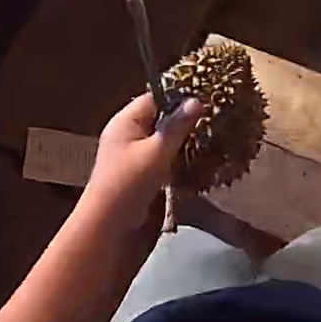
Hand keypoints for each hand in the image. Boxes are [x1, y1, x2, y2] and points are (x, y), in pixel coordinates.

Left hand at [81, 93, 202, 224]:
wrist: (108, 224)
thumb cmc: (129, 181)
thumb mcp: (157, 151)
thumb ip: (177, 126)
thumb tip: (196, 100)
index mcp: (125, 121)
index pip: (154, 97)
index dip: (178, 97)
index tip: (205, 100)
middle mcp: (126, 133)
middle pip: (159, 118)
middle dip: (182, 121)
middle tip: (212, 120)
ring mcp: (131, 153)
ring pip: (161, 139)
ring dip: (181, 141)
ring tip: (209, 138)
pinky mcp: (138, 172)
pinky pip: (160, 158)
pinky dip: (175, 158)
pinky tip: (195, 161)